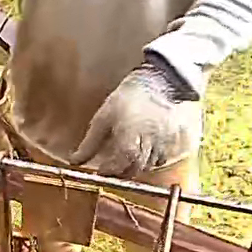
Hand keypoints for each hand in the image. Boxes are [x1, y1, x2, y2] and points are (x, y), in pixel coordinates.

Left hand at [69, 56, 202, 178]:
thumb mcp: (104, 116)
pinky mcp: (177, 144)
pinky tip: (146, 147)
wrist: (164, 80)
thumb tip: (74, 161)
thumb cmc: (129, 97)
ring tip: (130, 151)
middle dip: (121, 170)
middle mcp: (150, 145)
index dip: (109, 170)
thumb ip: (90, 142)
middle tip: (113, 164)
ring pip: (148, 167)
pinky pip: (162, 159)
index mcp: (130, 137)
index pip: (118, 166)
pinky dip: (151, 159)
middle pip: (134, 170)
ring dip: (136, 164)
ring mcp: (166, 145)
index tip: (101, 168)